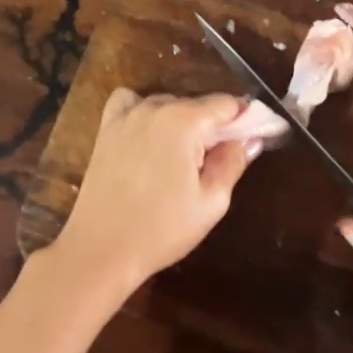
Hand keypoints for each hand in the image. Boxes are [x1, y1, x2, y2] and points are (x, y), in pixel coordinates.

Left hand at [49, 90, 254, 296]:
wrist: (101, 249)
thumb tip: (250, 138)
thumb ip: (233, 162)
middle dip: (213, 127)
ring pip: (168, 104)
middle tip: (215, 164)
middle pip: (197, 104)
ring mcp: (126, 116)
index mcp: (184, 121)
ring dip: (181, 122)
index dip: (244, 120)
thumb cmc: (161, 229)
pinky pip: (130, 103)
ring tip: (181, 160)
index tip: (251, 142)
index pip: (227, 104)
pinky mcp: (106, 129)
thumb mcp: (211, 202)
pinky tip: (148, 136)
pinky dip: (144, 111)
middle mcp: (155, 108)